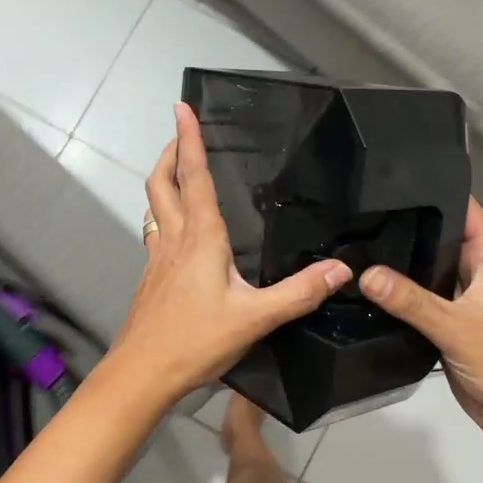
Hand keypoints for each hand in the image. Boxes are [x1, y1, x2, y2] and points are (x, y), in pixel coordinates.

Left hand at [105, 104, 352, 405]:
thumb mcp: (255, 319)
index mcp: (200, 238)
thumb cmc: (195, 341)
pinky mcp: (151, 279)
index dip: (189, 140)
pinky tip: (179, 233)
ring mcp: (157, 259)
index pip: (193, 177)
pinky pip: (155, 232)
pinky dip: (164, 215)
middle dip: (170, 153)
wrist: (141, 374)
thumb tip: (341, 269)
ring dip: (163, 181)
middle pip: (161, 183)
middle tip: (181, 133)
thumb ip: (298, 293)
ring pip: (154, 206)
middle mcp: (173, 240)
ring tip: (179, 172)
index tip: (182, 108)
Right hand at [359, 199, 482, 437]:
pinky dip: (396, 293)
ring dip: (398, 262)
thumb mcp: (458, 328)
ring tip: (351, 241)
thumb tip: (364, 273)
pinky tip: (363, 286)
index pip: (463, 210)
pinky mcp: (446, 324)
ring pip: (426, 270)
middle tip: (355, 210)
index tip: (389, 177)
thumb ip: (411, 301)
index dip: (433, 190)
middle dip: (405, 226)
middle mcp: (476, 272)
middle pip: (438, 237)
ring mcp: (460, 299)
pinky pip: (418, 299)